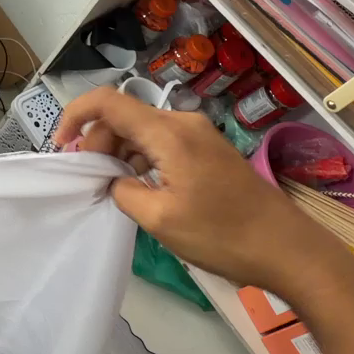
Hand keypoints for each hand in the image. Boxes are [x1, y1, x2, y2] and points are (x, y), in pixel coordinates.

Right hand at [53, 88, 351, 295]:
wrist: (292, 251)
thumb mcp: (160, 219)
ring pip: (141, 129)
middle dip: (98, 141)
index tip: (61, 147)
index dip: (75, 116)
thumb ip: (123, 191)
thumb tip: (113, 180)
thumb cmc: (224, 235)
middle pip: (123, 116)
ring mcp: (198, 135)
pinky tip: (141, 187)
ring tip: (114, 187)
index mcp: (167, 132)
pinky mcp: (207, 150)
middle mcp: (181, 122)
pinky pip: (161, 142)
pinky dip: (141, 158)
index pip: (106, 101)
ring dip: (120, 152)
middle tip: (91, 179)